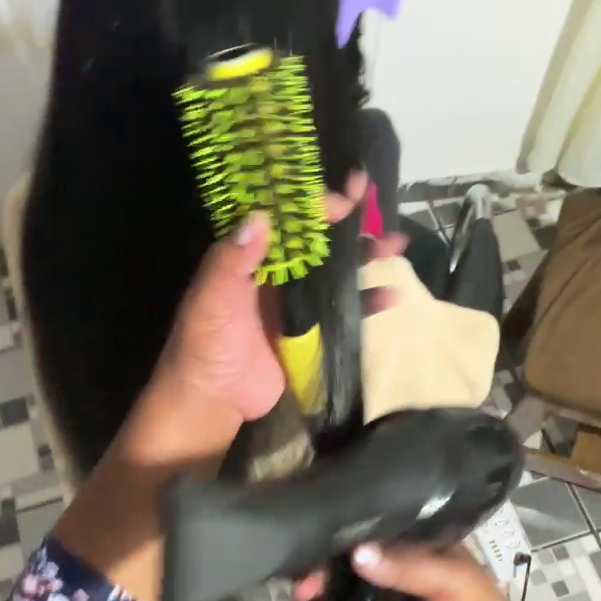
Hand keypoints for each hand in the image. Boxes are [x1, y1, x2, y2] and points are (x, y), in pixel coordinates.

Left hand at [154, 172, 368, 421]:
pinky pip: (344, 309)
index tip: (343, 201)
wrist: (213, 399)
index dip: (313, 205)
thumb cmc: (205, 345)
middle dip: (348, 223)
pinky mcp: (311, 332)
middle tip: (376, 204)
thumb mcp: (211, 300)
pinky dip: (367, 301)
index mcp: (249, 259)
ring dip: (365, 256)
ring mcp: (296, 303)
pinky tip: (392, 294)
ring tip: (396, 245)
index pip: (285, 220)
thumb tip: (261, 217)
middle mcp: (275, 275)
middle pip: (317, 241)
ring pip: (336, 271)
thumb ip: (231, 261)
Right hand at [294, 543, 546, 600]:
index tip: (314, 539)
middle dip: (325, 557)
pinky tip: (311, 598)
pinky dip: (332, 594)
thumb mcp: (448, 584)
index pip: (376, 518)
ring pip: (349, 568)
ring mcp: (391, 574)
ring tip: (302, 591)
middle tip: (303, 580)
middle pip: (355, 542)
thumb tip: (357, 554)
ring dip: (324, 576)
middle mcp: (403, 546)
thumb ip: (407, 568)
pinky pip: (353, 593)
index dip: (344, 525)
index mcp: (422, 531)